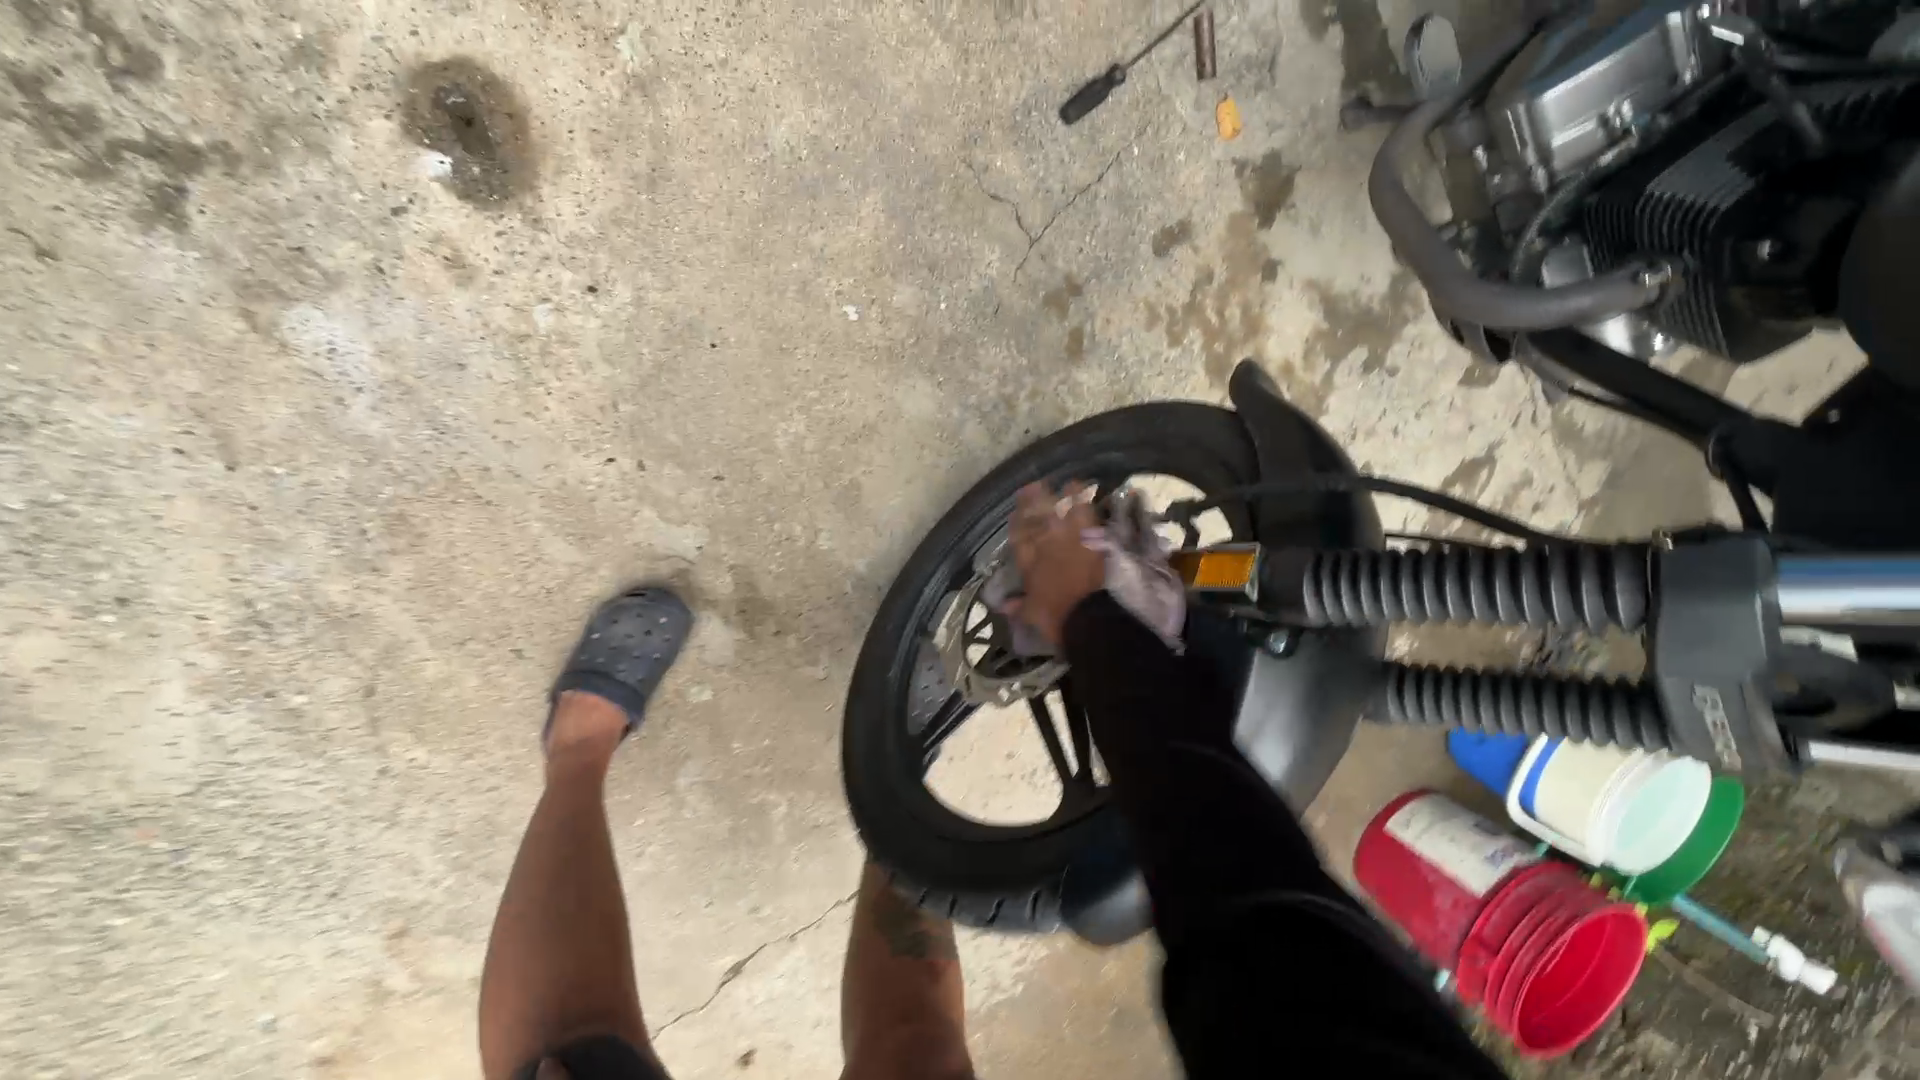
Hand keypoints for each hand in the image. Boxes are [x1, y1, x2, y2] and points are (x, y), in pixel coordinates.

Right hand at [1005, 482, 1105, 646]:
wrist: (1087, 617)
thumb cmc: (1055, 617)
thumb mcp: (1032, 614)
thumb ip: (1019, 606)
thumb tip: (1004, 606)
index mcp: (1028, 562)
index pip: (1018, 536)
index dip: (1016, 523)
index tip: (1015, 513)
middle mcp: (1045, 544)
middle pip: (1036, 516)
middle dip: (1032, 501)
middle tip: (1031, 486)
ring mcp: (1069, 538)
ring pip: (1060, 509)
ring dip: (1060, 496)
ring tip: (1064, 484)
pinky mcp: (1091, 539)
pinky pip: (1085, 514)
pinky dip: (1082, 500)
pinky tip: (1083, 489)